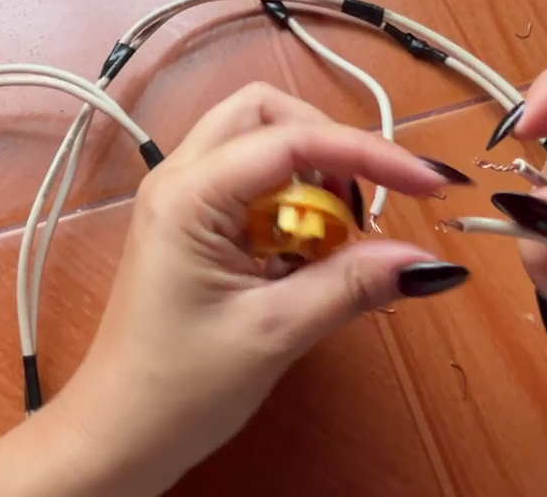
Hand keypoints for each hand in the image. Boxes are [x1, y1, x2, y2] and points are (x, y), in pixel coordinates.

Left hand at [52, 82, 473, 492]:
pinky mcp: (193, 217)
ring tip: (336, 234)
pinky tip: (306, 248)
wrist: (119, 433)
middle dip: (326, 143)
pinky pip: (251, 178)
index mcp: (188, 193)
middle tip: (364, 203)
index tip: (427, 181)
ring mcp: (183, 193)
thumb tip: (427, 260)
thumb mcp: (273, 333)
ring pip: (257, 138)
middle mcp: (179, 175)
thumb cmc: (179, 388)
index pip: (290, 139)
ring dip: (309, 170)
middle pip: (265, 112)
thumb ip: (349, 285)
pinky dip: (290, 197)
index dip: (365, 151)